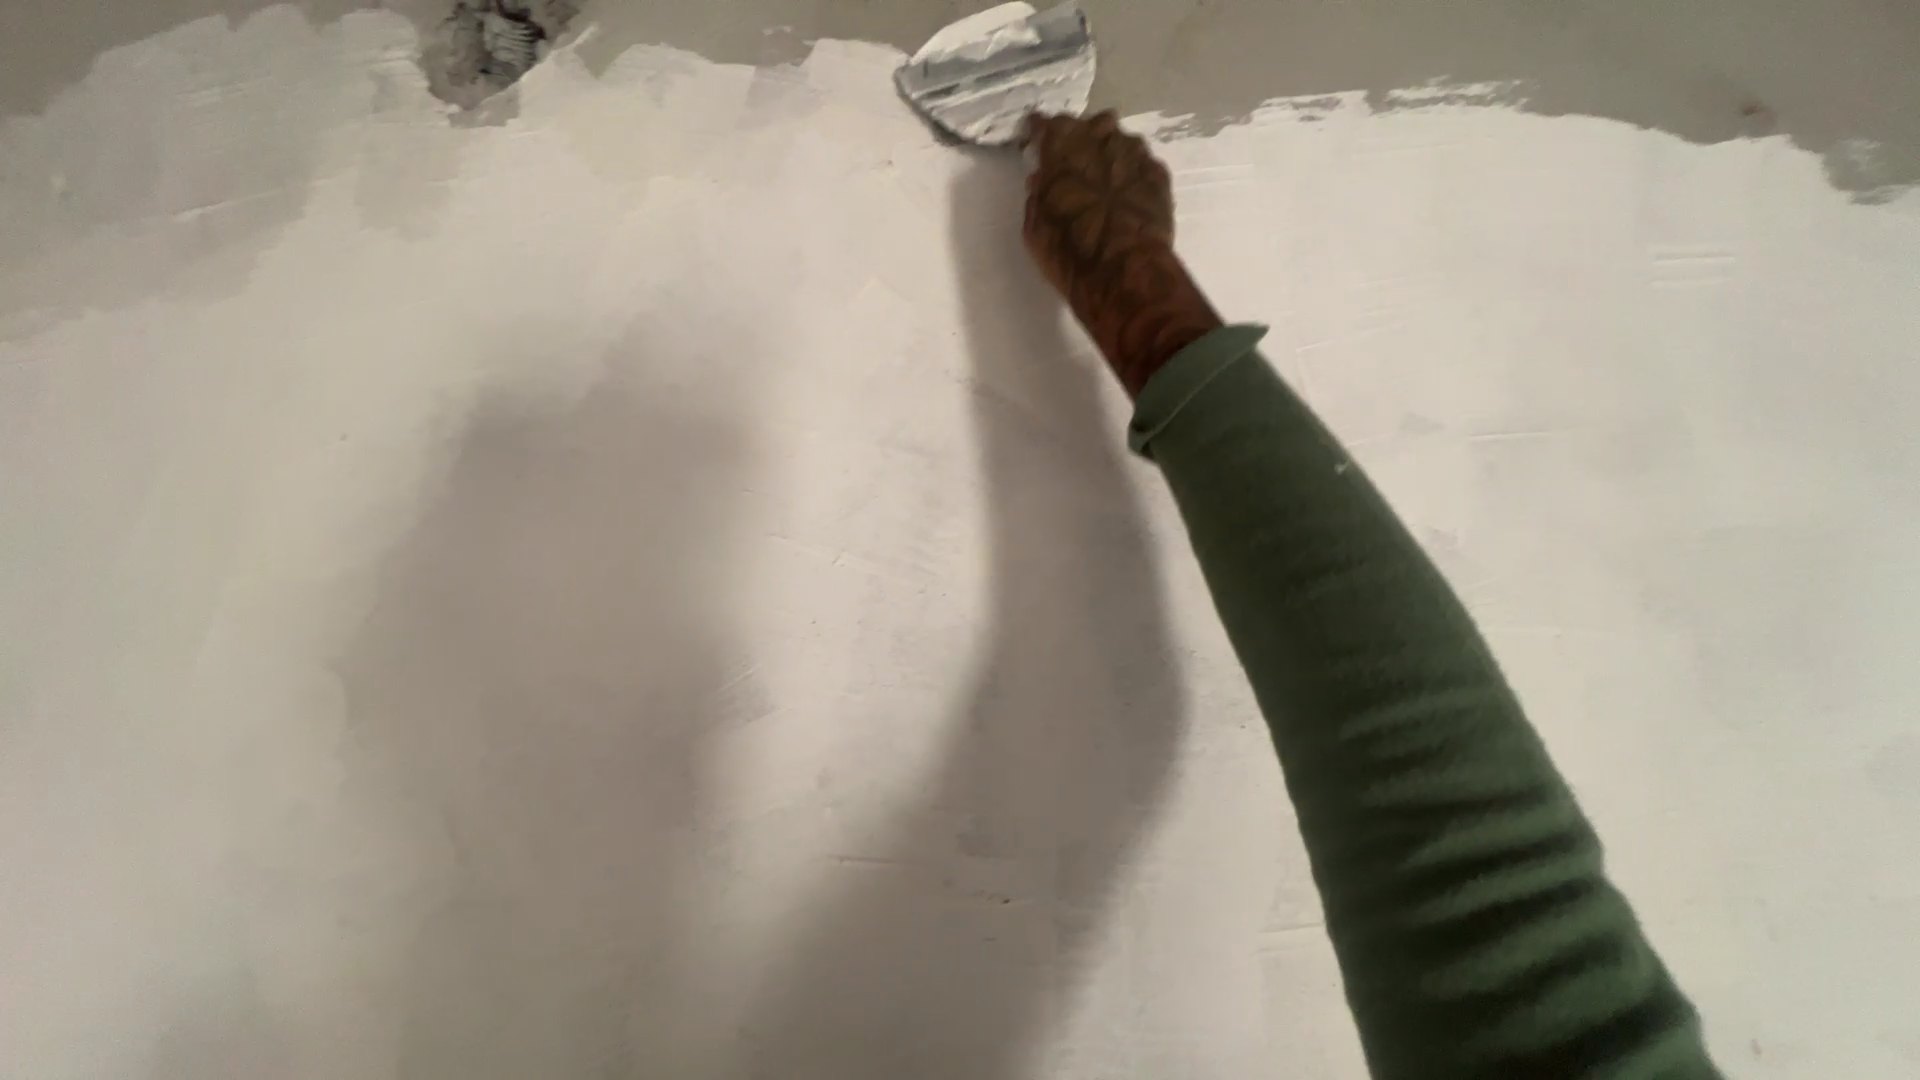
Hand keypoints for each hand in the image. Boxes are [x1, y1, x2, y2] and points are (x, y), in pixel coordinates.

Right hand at [1022, 111, 1221, 396]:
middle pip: (1089, 127)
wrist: (1123, 271)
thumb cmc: (1068, 249)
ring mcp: (1135, 152)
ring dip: (1110, 157)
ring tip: (1106, 183)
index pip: (1046, 125)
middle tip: (1075, 166)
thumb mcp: (1036, 226)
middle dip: (1082, 141)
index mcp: (1062, 143)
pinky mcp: (1159, 174)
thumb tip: (1043, 180)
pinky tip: (1128, 198)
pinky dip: (1132, 177)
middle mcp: (1100, 136)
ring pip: (1119, 143)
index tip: (1035, 142)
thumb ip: (1039, 195)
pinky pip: (1141, 166)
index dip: (1040, 134)